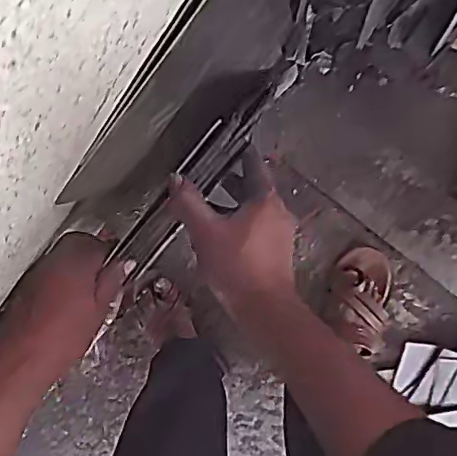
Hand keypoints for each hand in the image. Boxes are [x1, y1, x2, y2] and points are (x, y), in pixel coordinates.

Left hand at [0, 232, 131, 387]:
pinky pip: (50, 270)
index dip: (115, 255)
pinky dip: (60, 278)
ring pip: (62, 255)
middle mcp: (54, 260)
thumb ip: (112, 283)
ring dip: (77, 266)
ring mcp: (38, 270)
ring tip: (88, 293)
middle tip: (107, 275)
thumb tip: (123, 266)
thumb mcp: (99, 312)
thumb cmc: (58, 340)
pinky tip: (68, 301)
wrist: (22, 357)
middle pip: (79, 242)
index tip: (121, 266)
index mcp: (77, 262)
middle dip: (94, 255)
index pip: (101, 244)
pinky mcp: (27, 283)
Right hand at [168, 149, 299, 328]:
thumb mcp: (205, 232)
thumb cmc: (236, 266)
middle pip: (255, 189)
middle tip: (214, 176)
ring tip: (212, 208)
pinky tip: (222, 235)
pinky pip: (258, 228)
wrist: (264, 308)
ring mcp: (280, 233)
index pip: (254, 166)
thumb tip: (176, 179)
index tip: (231, 147)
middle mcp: (278, 212)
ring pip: (256, 210)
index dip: (241, 155)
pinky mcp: (277, 253)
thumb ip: (189, 203)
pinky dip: (241, 223)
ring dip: (235, 205)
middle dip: (233, 182)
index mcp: (265, 200)